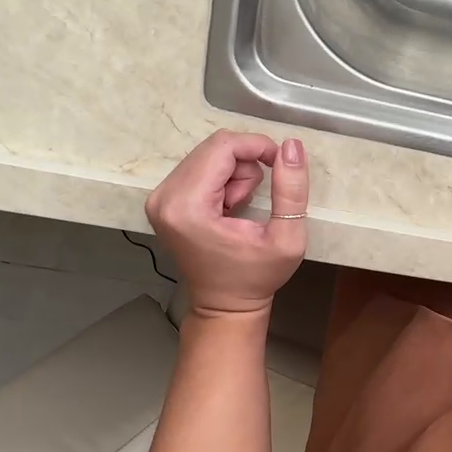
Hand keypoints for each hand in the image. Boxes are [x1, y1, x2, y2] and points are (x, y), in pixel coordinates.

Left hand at [145, 130, 309, 319]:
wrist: (224, 305)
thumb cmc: (256, 277)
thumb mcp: (287, 238)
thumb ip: (291, 190)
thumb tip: (291, 146)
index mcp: (188, 206)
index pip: (223, 147)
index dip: (258, 147)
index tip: (281, 166)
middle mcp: (165, 197)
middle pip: (214, 147)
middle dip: (247, 162)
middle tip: (259, 195)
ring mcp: (160, 198)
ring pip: (208, 154)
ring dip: (235, 172)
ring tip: (242, 206)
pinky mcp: (164, 200)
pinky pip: (200, 166)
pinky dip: (223, 178)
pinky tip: (228, 206)